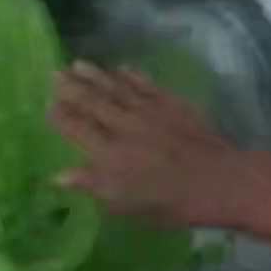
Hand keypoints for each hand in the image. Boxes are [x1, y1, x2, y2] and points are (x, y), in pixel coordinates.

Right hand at [49, 61, 270, 233]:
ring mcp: (150, 112)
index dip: (61, 117)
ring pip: (117, 88)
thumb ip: (94, 187)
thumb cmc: (175, 203)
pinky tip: (122, 68)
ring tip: (78, 64)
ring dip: (96, 75)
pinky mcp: (173, 103)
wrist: (222, 181)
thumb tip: (59, 175)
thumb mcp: (129, 206)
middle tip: (54, 73)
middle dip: (71, 87)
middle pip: (92, 102)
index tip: (48, 105)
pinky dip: (132, 75)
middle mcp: (125, 128)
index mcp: (110, 156)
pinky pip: (147, 84)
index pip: (77, 130)